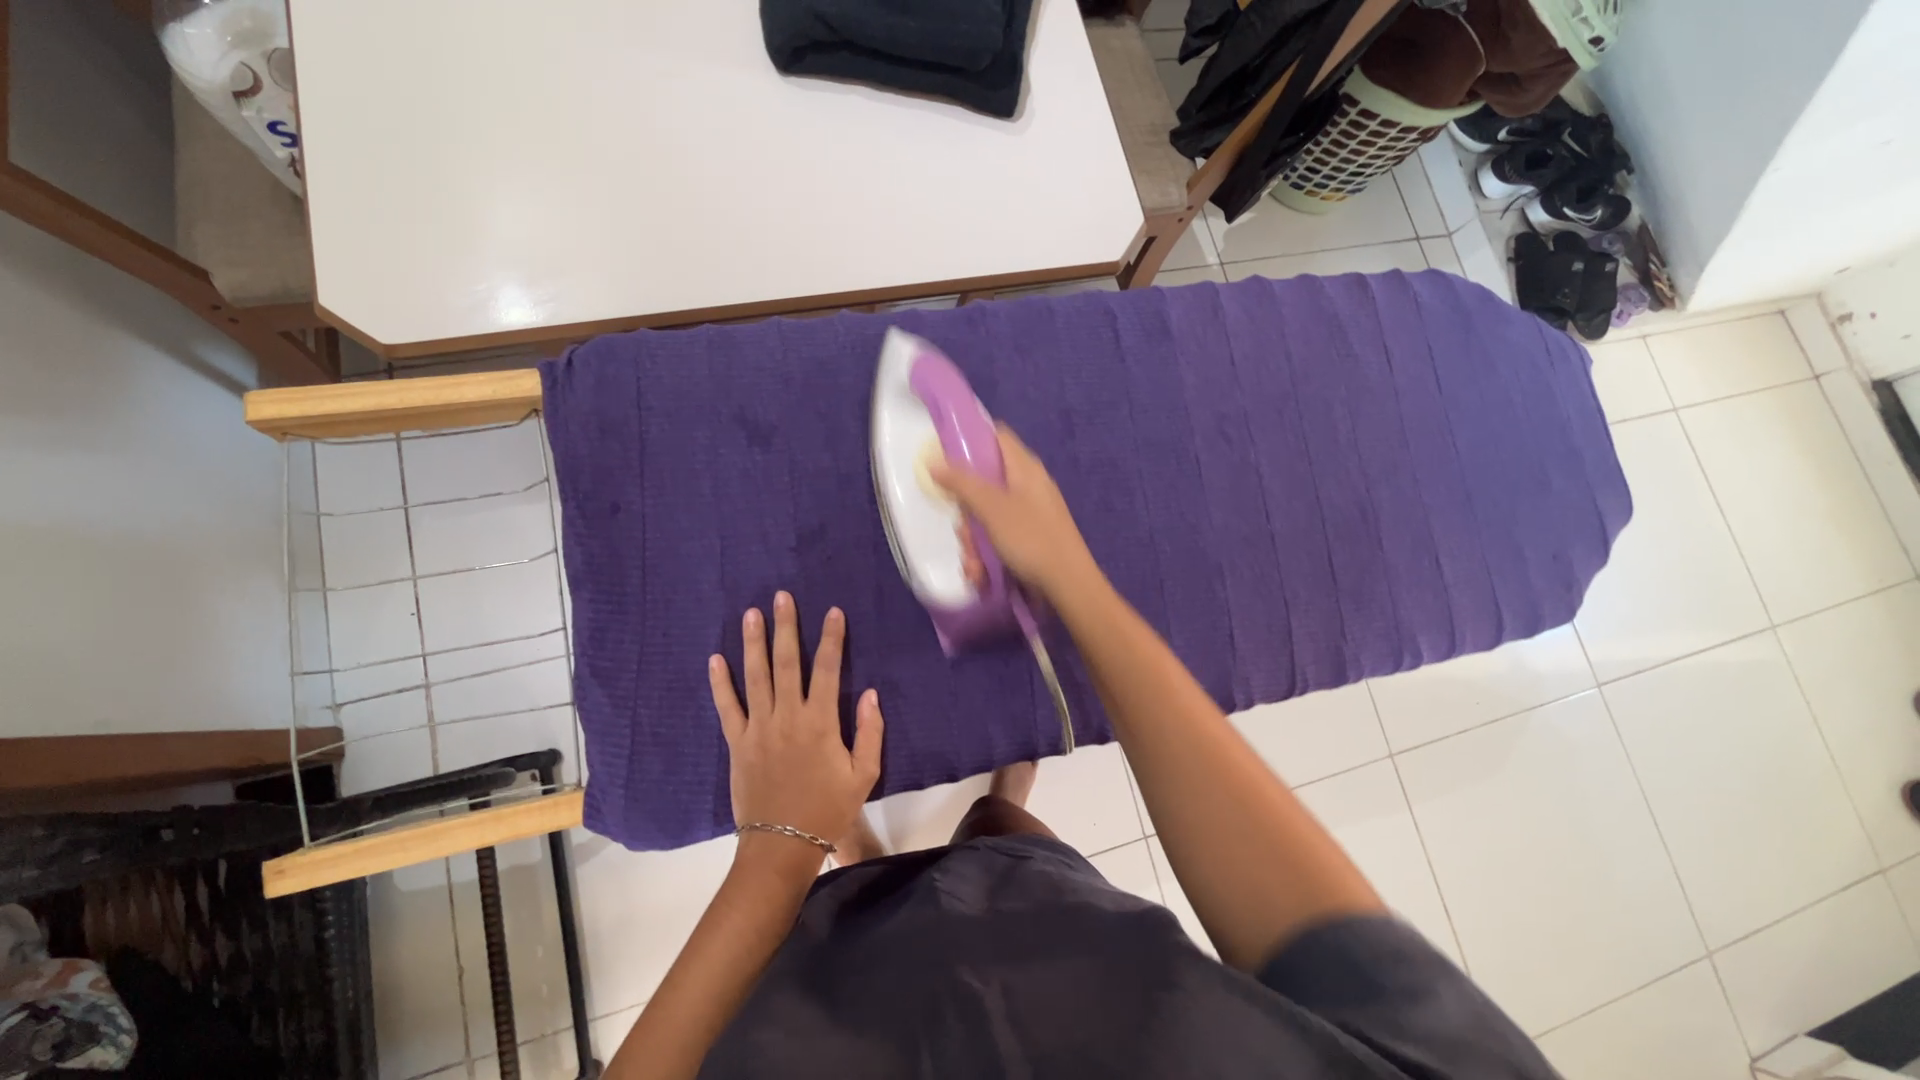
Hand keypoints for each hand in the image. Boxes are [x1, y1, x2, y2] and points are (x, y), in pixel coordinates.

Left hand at [708, 592, 883, 854]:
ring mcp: (758, 728)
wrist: (782, 845)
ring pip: (755, 677)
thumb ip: (870, 733)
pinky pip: (727, 707)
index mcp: (821, 723)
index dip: (832, 638)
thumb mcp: (864, 776)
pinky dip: (720, 683)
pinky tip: (715, 659)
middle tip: (782, 597)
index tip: (833, 612)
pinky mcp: (737, 743)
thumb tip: (871, 694)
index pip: (828, 669)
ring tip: (751, 614)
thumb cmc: (829, 810)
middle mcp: (788, 717)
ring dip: (753, 643)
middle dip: (786, 627)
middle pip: (787, 663)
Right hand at [929, 425, 1100, 601]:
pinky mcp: (1028, 541)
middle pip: (983, 485)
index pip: (997, 437)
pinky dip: (987, 557)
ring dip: (974, 543)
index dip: (971, 441)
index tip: (946, 457)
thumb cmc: (1030, 538)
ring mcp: (1029, 516)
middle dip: (967, 514)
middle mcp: (1027, 487)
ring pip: (986, 519)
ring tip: (975, 564)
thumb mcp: (992, 508)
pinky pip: (997, 540)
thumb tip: (933, 460)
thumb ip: (962, 483)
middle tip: (964, 531)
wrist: (1067, 585)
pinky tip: (983, 575)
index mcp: (1025, 468)